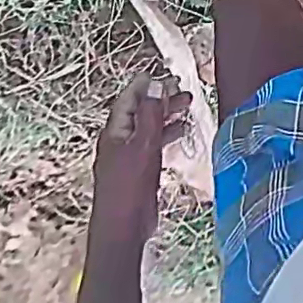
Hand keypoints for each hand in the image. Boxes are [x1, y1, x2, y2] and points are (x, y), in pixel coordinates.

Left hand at [89, 73, 194, 245]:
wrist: (122, 229)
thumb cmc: (130, 185)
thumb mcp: (143, 144)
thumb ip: (150, 114)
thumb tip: (154, 86)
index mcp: (114, 133)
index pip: (127, 101)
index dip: (142, 85)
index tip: (159, 73)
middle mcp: (118, 142)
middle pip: (140, 113)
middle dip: (160, 100)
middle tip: (184, 92)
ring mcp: (127, 157)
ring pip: (148, 128)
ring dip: (167, 116)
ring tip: (188, 108)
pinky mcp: (137, 170)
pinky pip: (153, 143)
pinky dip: (167, 134)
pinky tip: (182, 133)